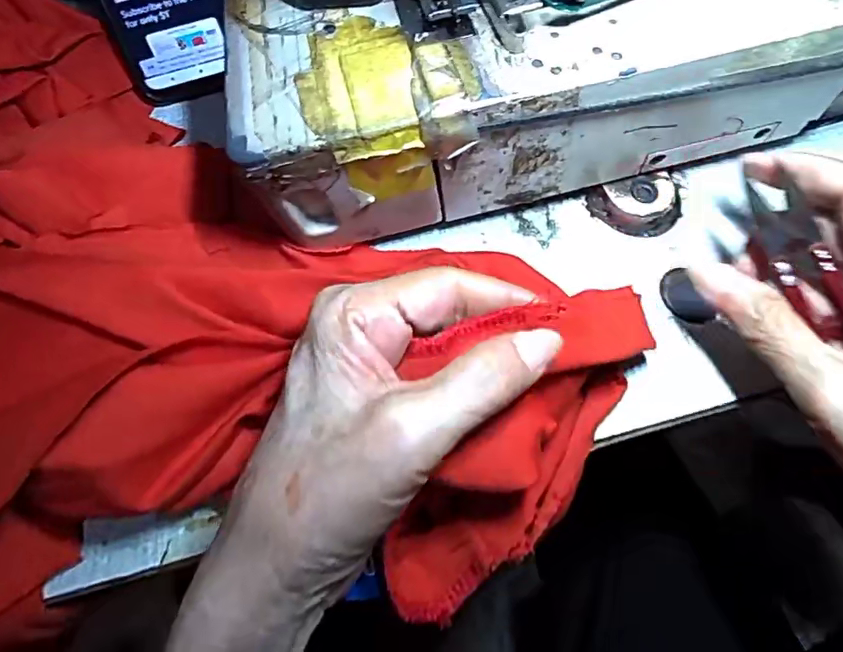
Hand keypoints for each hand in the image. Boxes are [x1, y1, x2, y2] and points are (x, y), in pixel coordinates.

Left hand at [167, 269, 561, 651]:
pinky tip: (506, 386)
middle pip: (445, 306)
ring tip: (546, 361)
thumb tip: (546, 339)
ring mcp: (364, 353)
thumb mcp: (412, 431)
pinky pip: (434, 366)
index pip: (444, 285)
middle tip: (562, 340)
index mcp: (353, 310)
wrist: (277, 557)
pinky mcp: (374, 386)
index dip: (507, 297)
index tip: (565, 316)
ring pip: (443, 336)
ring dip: (492, 350)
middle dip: (503, 322)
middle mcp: (356, 318)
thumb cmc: (329, 489)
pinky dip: (472, 375)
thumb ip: (482, 379)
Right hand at [689, 153, 842, 651]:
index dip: (807, 172)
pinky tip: (764, 298)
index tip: (749, 170)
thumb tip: (699, 271)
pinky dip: (800, 288)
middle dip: (793, 208)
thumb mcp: (834, 394)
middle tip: (734, 210)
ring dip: (789, 254)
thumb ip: (765, 325)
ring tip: (736, 264)